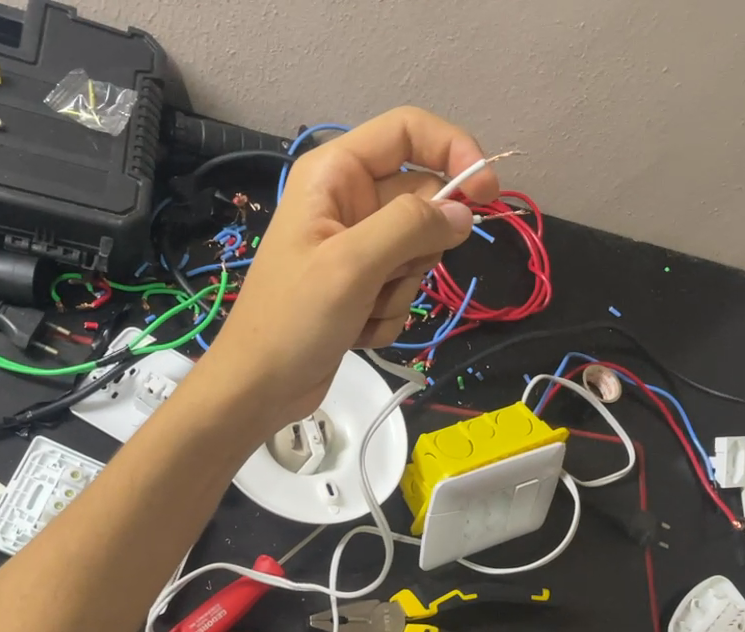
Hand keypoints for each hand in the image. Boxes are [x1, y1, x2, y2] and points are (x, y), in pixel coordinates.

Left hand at [195, 107, 500, 430]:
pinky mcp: (358, 289)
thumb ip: (412, 226)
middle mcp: (346, 202)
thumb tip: (465, 213)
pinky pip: (400, 290)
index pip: (408, 131)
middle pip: (420, 200)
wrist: (258, 387)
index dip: (453, 150)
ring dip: (400, 290)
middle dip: (417, 248)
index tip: (486, 194)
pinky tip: (355, 331)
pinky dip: (387, 315)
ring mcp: (353, 249)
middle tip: (388, 276)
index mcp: (335, 174)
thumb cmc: (294, 319)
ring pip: (415, 253)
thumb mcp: (353, 263)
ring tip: (361, 310)